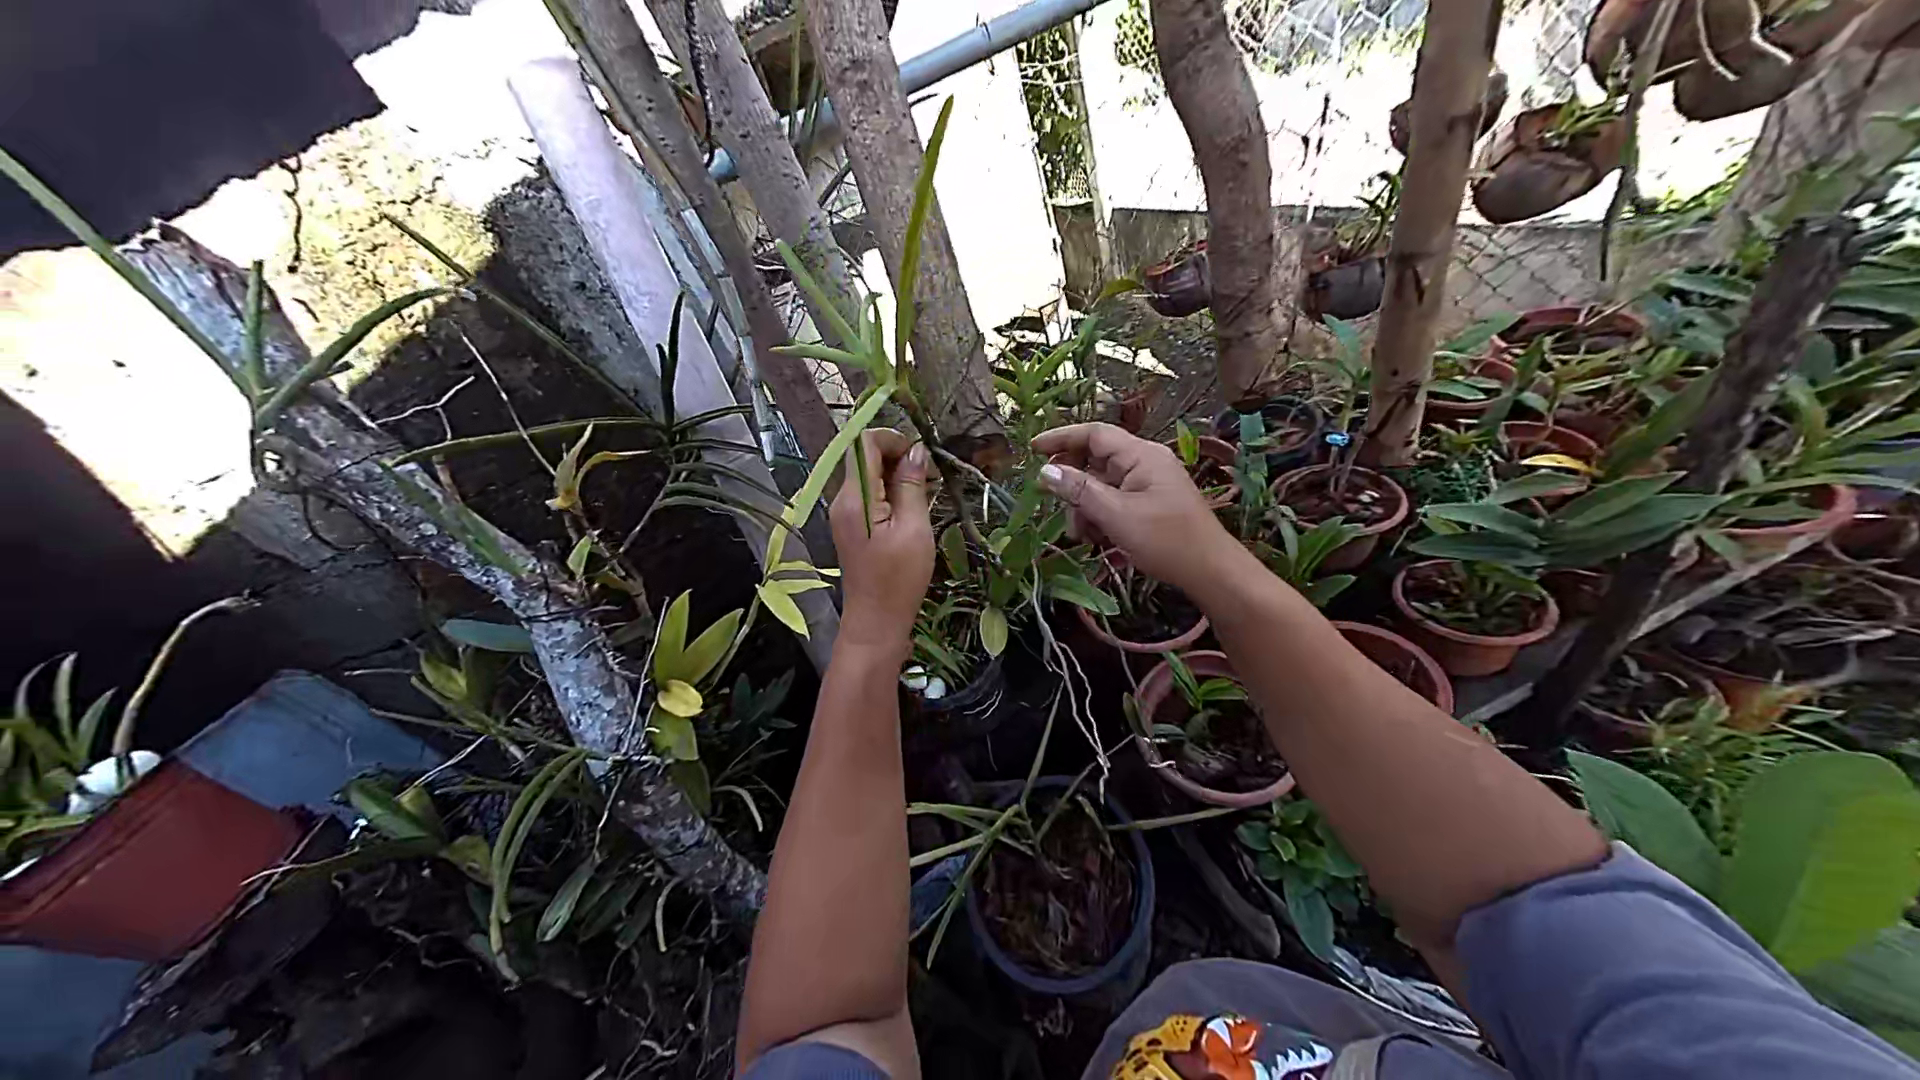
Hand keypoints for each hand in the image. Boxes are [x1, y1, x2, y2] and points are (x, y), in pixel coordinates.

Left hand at [830, 429, 934, 654]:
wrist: (876, 621)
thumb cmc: (899, 578)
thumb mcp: (914, 529)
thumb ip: (912, 486)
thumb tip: (916, 451)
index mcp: (854, 498)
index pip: (862, 443)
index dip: (891, 439)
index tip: (919, 457)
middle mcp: (842, 500)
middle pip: (864, 457)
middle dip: (897, 456)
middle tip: (929, 476)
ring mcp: (844, 513)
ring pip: (868, 475)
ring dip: (896, 475)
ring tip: (925, 491)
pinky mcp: (852, 525)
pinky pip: (869, 494)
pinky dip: (890, 492)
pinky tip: (912, 507)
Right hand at [1032, 422, 1237, 592]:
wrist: (1211, 572)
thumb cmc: (1167, 540)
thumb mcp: (1116, 515)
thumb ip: (1079, 490)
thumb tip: (1045, 471)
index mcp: (1141, 455)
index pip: (1094, 433)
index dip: (1061, 438)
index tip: (1032, 449)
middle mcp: (1144, 463)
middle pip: (1095, 462)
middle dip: (1073, 486)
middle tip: (1056, 506)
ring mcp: (1147, 484)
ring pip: (1101, 486)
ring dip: (1085, 508)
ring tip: (1083, 536)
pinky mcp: (1148, 505)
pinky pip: (1113, 502)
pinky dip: (1100, 518)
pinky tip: (1098, 540)